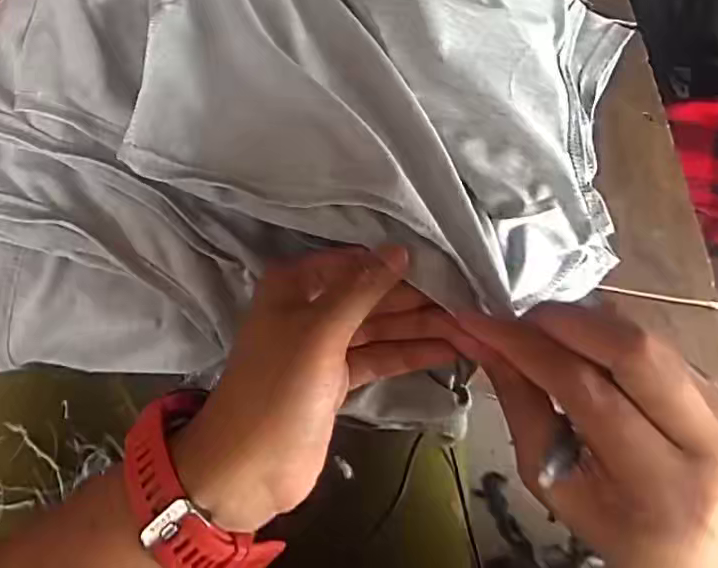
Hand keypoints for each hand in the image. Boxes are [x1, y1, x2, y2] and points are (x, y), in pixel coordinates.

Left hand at [170, 245, 458, 531]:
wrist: (249, 467)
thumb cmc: (279, 388)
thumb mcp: (319, 332)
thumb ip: (360, 290)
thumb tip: (398, 250)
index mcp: (295, 283)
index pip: (353, 262)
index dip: (394, 264)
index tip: (443, 264)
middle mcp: (309, 305)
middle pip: (368, 294)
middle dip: (413, 298)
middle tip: (466, 299)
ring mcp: (324, 343)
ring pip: (377, 326)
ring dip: (418, 326)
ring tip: (468, 324)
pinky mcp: (336, 376)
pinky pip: (377, 355)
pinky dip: (407, 353)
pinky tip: (446, 349)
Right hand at [358, 301, 717, 567]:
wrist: (690, 553)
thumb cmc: (610, 523)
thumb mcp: (551, 481)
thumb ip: (518, 403)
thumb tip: (477, 337)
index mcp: (663, 488)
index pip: (583, 388)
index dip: (523, 344)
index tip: (477, 320)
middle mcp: (708, 448)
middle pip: (633, 348)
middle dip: (562, 320)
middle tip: (518, 320)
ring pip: (643, 336)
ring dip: (582, 323)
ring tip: (545, 335)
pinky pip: (652, 341)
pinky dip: (605, 333)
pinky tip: (582, 350)